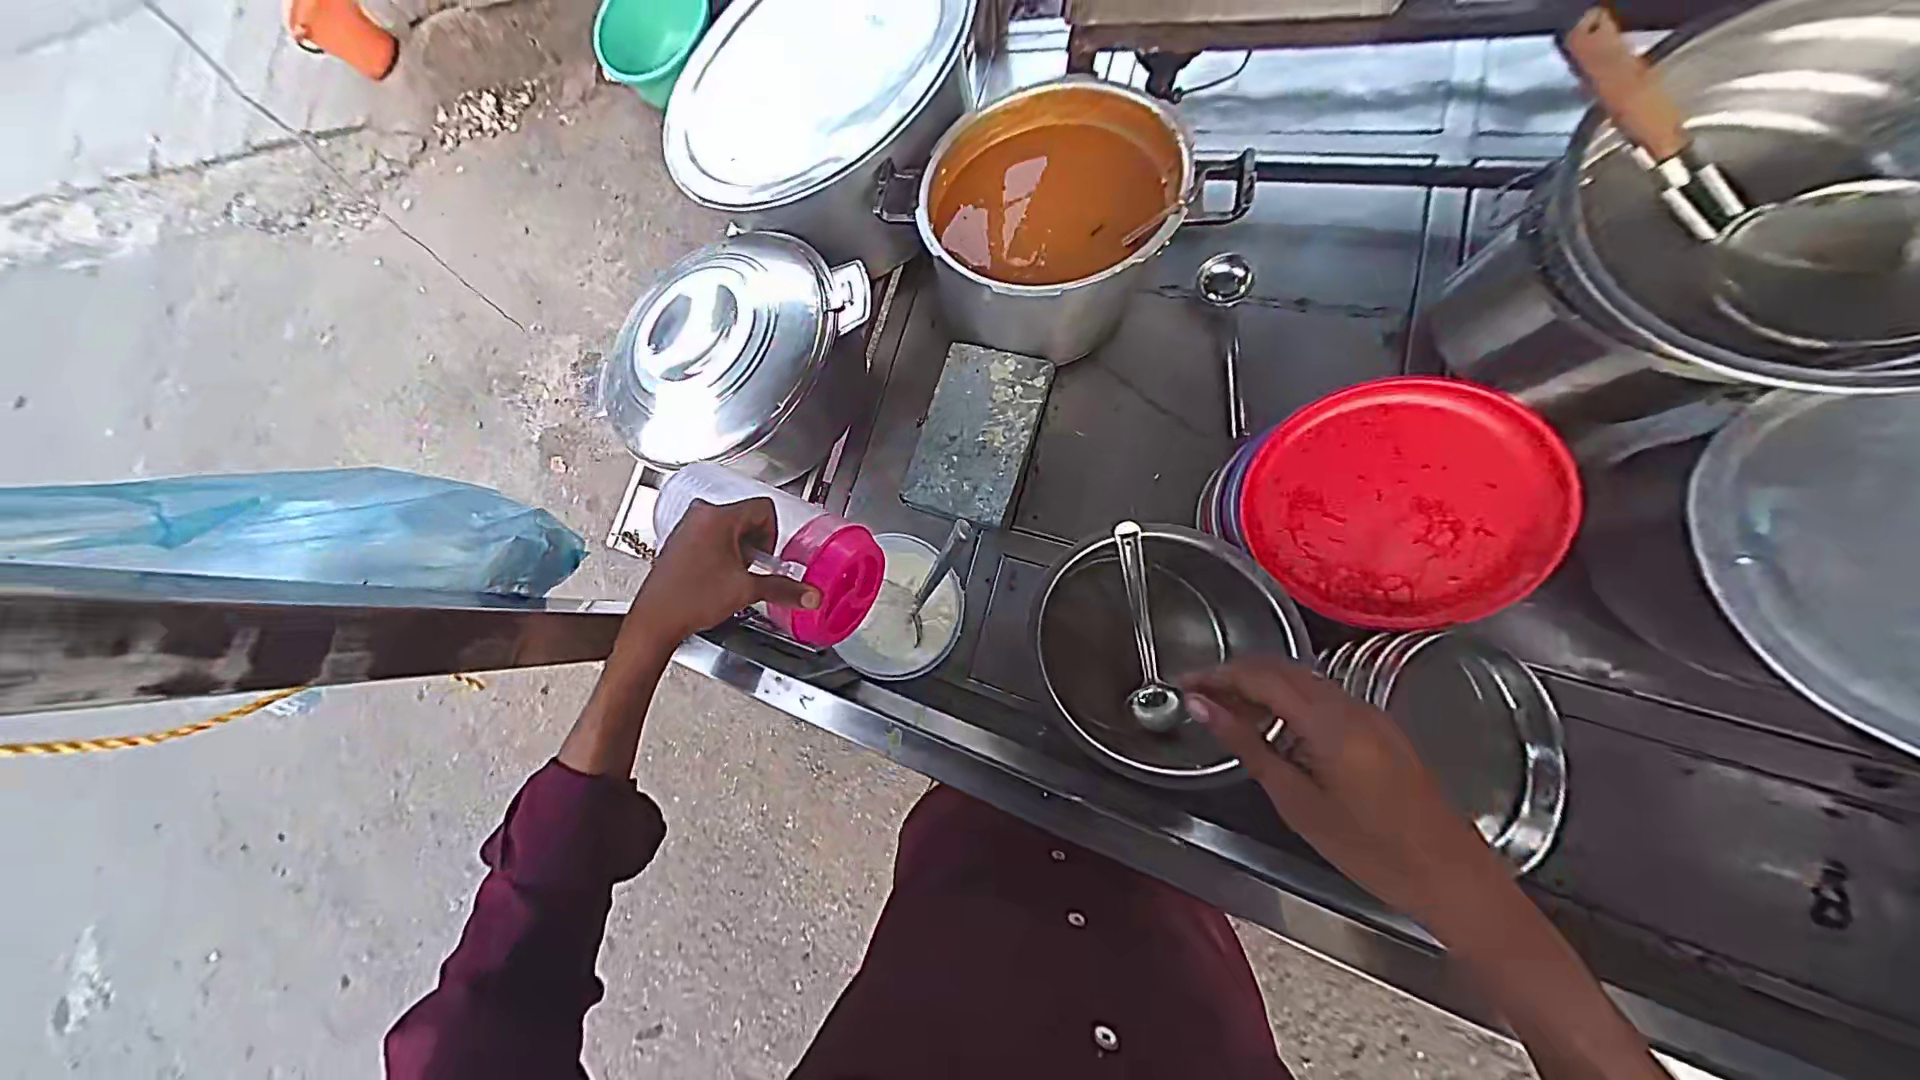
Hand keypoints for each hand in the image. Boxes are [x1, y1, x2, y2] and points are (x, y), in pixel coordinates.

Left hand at [626, 498, 818, 646]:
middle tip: (752, 568)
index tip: (767, 557)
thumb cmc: (690, 600)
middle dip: (756, 543)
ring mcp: (687, 527)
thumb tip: (810, 593)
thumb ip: (784, 589)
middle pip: (747, 516)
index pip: (763, 508)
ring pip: (729, 527)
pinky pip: (711, 535)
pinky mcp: (679, 541)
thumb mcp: (746, 591)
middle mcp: (700, 515)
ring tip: (734, 574)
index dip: (772, 534)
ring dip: (740, 548)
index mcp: (718, 518)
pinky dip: (722, 552)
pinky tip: (718, 576)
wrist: (655, 620)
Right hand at [1179, 656, 1509, 930]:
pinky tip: (1272, 727)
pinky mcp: (1379, 726)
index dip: (1216, 675)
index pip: (1259, 676)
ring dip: (1260, 687)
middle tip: (1200, 697)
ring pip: (1301, 679)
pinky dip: (1287, 700)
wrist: (1454, 880)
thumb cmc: (1370, 850)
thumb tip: (1202, 706)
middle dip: (1234, 676)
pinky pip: (1322, 696)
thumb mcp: (1295, 800)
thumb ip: (1246, 744)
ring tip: (1227, 713)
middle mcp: (1351, 705)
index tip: (1185, 684)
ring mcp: (1369, 712)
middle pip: (1280, 668)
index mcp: (1329, 721)